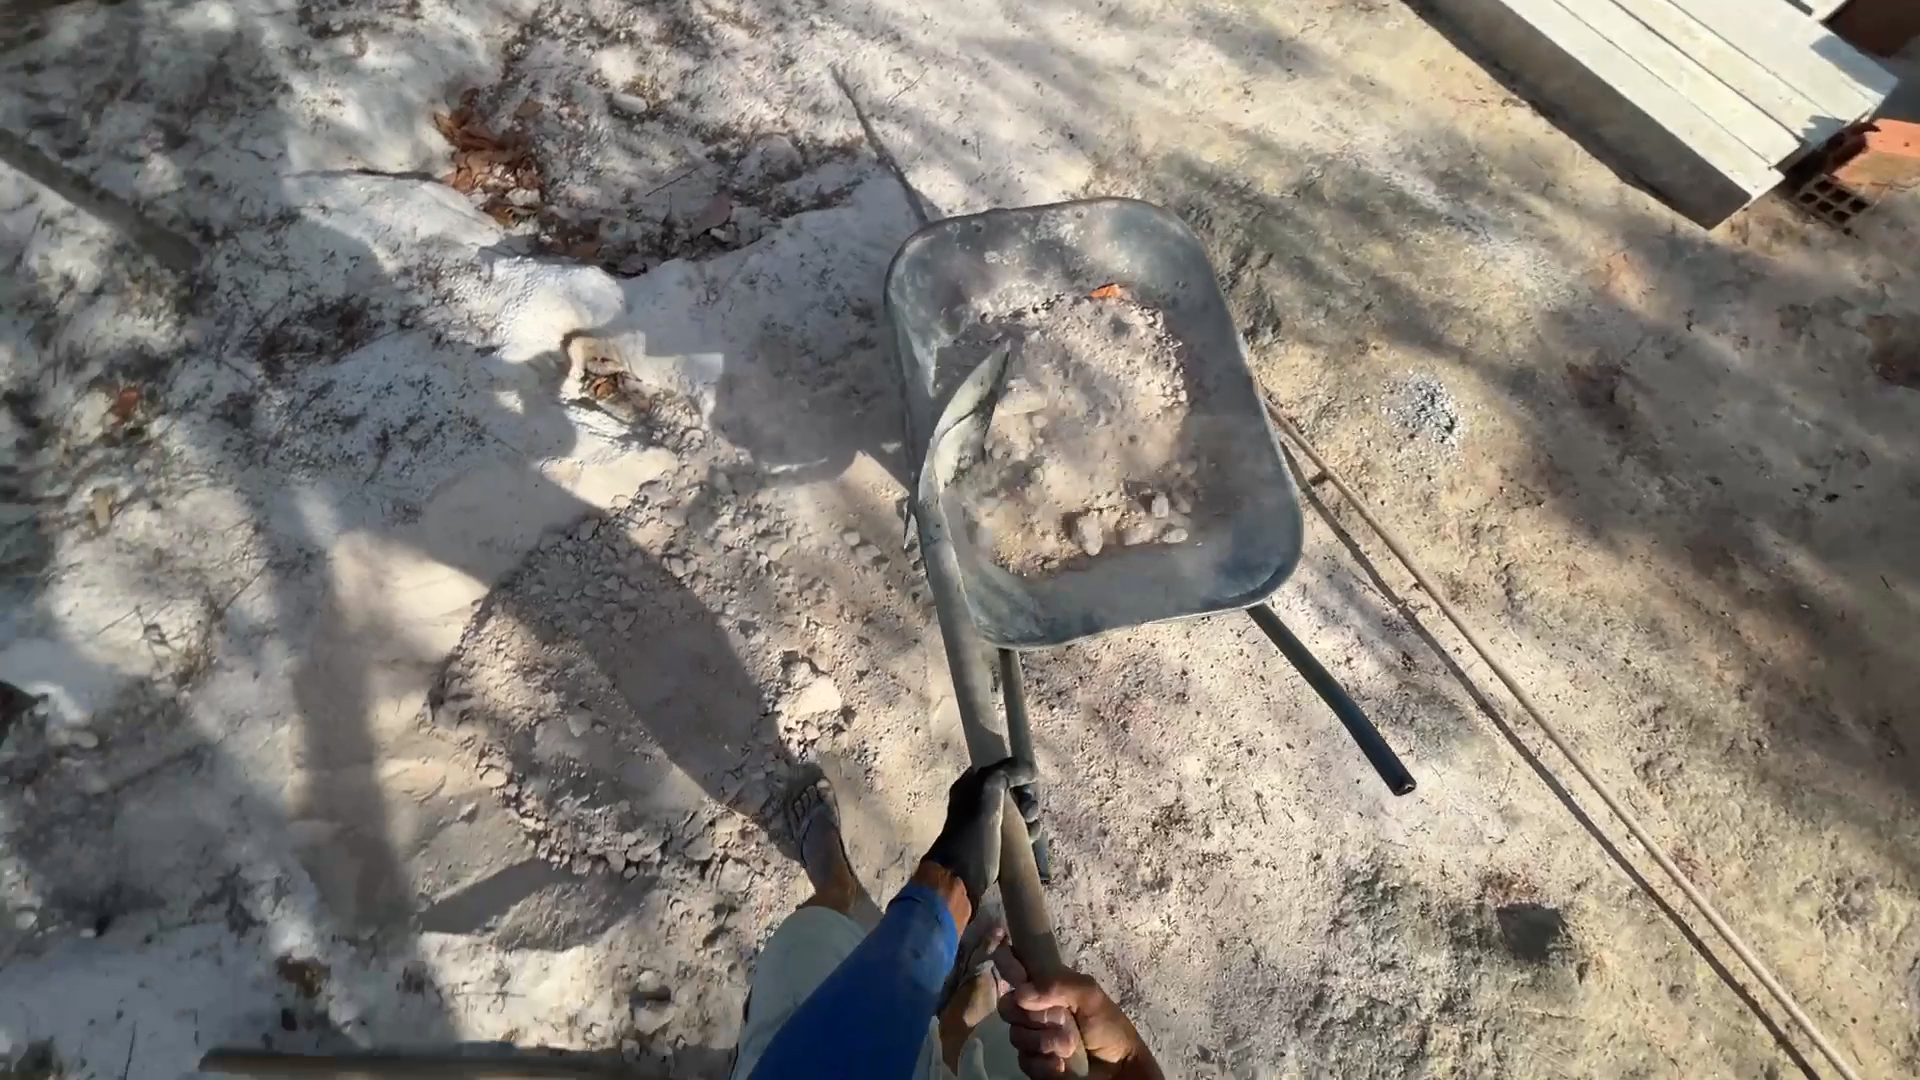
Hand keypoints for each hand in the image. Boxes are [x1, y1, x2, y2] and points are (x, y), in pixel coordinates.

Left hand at [922, 758, 1036, 907]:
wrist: (962, 878)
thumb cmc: (972, 834)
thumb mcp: (986, 795)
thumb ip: (1005, 773)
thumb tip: (1029, 768)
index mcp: (970, 786)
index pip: (998, 768)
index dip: (1014, 772)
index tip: (1026, 782)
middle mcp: (980, 802)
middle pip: (1012, 790)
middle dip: (1026, 796)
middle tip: (1028, 809)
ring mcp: (990, 824)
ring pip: (1019, 810)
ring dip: (1030, 814)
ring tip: (1030, 825)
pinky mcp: (1000, 843)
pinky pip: (1021, 830)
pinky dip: (1029, 830)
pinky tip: (1031, 836)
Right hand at [997, 971, 1161, 1079]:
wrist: (1119, 1069)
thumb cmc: (1107, 1024)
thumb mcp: (1088, 994)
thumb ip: (1055, 985)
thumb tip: (1019, 994)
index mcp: (1044, 986)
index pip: (1013, 969)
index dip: (1008, 968)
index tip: (1019, 980)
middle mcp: (1033, 1010)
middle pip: (1007, 1006)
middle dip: (1031, 1016)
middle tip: (1056, 1020)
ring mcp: (1032, 1038)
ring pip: (1016, 1035)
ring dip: (1044, 1042)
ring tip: (1069, 1046)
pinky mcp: (1035, 1065)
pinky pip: (1025, 1062)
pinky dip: (1044, 1065)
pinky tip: (1061, 1065)